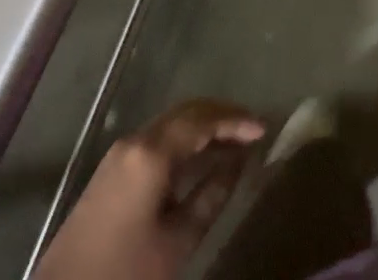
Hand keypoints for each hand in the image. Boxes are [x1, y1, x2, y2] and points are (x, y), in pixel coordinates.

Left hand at [35, 98, 265, 279]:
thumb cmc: (126, 271)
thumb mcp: (179, 239)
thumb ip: (213, 194)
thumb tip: (239, 162)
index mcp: (150, 154)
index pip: (202, 120)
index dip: (236, 121)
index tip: (265, 129)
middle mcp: (134, 142)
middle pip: (185, 113)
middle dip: (222, 117)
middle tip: (254, 130)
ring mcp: (119, 155)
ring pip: (171, 124)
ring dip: (204, 127)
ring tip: (236, 143)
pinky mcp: (112, 172)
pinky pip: (158, 140)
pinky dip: (186, 141)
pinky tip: (203, 158)